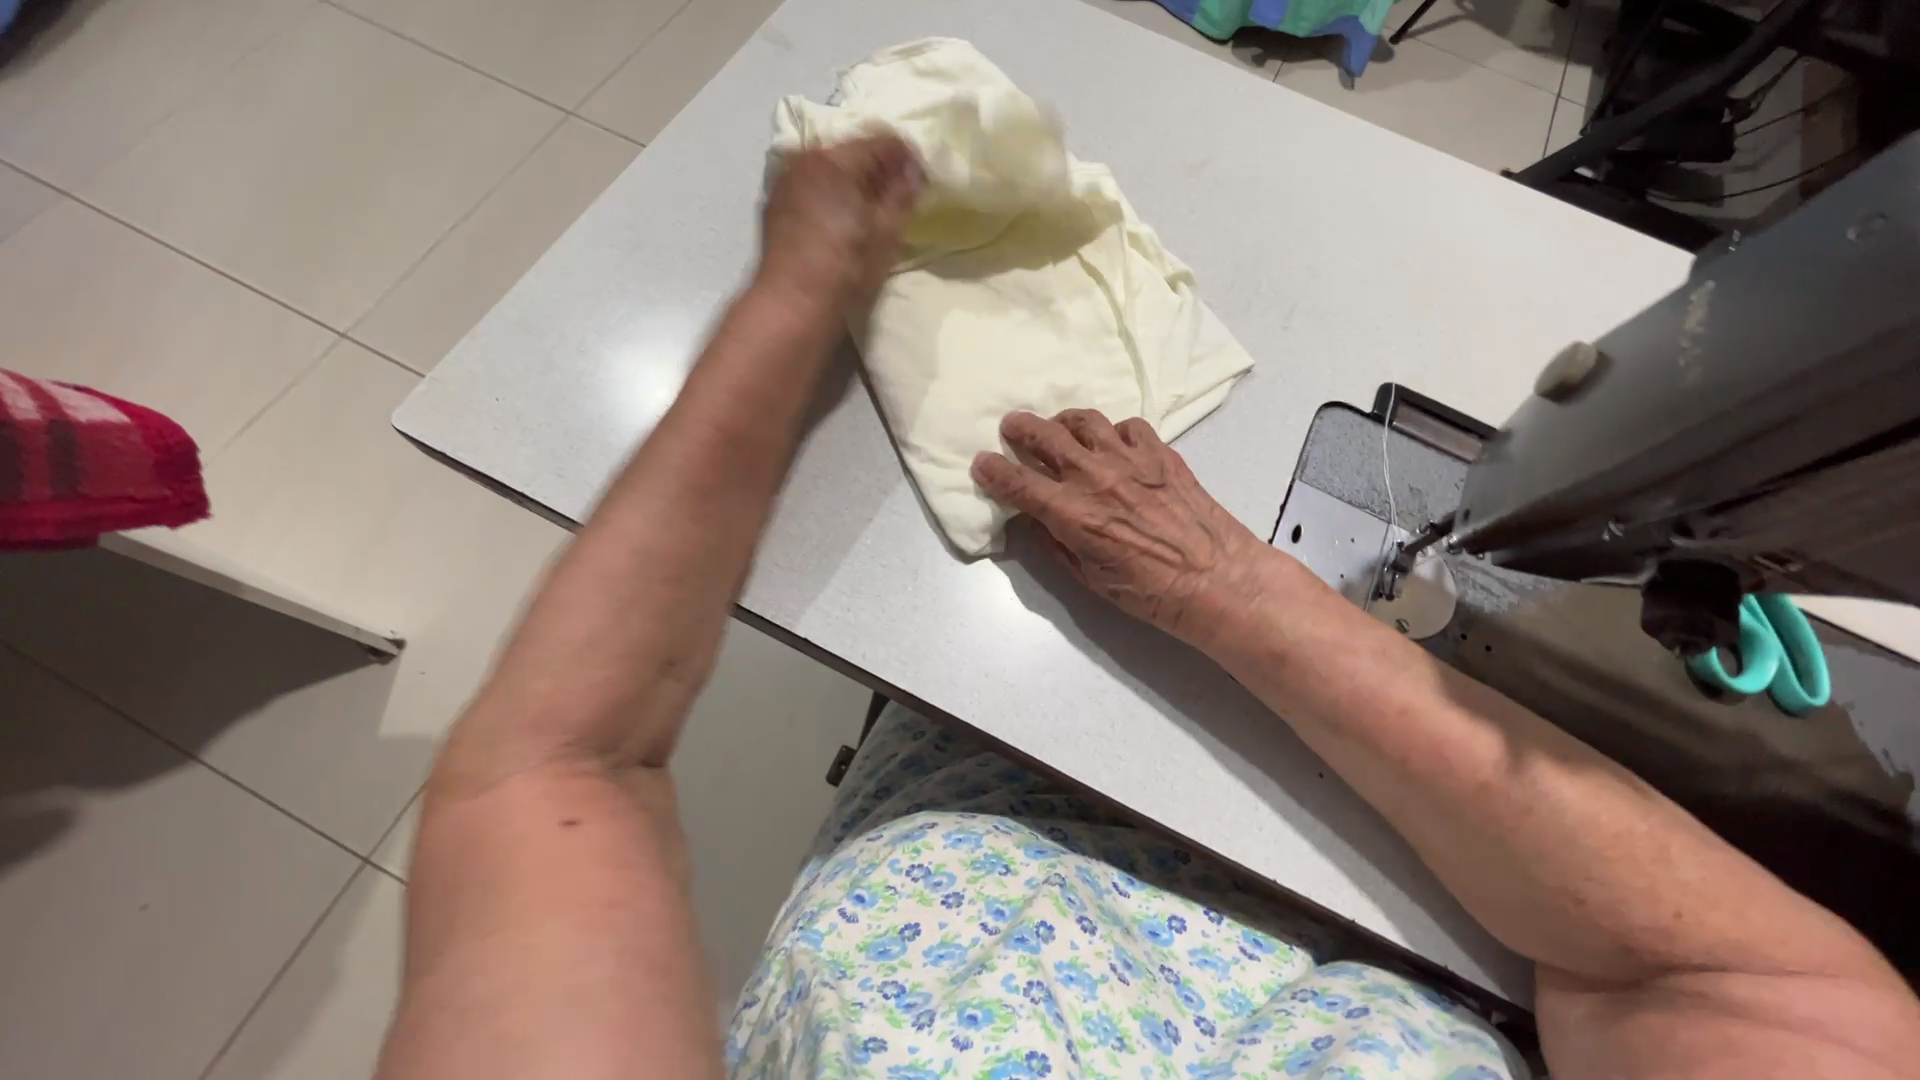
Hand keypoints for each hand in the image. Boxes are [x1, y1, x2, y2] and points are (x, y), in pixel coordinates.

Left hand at [756, 135, 920, 318]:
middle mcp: (806, 159)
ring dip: (852, 180)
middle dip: (878, 167)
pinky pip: (811, 184)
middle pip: (852, 150)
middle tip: (897, 194)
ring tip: (870, 208)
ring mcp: (786, 179)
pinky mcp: (775, 202)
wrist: (792, 304)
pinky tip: (842, 217)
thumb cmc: (844, 271)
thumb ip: (901, 196)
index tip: (920, 177)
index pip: (881, 140)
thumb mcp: (884, 234)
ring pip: (829, 166)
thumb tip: (913, 173)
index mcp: (835, 160)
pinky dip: (830, 192)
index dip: (906, 155)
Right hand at [972, 409, 1281, 649]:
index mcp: (1072, 513)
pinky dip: (1112, 432)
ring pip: (1084, 421)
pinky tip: (1113, 444)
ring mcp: (1129, 459)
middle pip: (1045, 437)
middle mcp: (1095, 477)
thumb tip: (1034, 521)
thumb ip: (1055, 544)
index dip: (993, 471)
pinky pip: (1127, 427)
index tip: (980, 463)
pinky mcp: (1160, 453)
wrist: (1215, 578)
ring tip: (1058, 427)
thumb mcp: (1089, 579)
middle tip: (1011, 427)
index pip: (1017, 483)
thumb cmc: (1149, 591)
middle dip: (1020, 429)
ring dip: (1063, 421)